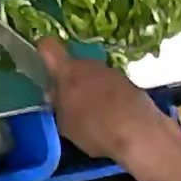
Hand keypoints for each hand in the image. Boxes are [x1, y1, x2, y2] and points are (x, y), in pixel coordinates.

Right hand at [37, 38, 180, 165]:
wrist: (139, 132)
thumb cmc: (93, 127)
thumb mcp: (64, 123)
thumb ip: (57, 105)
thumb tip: (55, 94)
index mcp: (68, 71)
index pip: (49, 47)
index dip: (43, 51)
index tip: (41, 64)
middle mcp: (89, 64)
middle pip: (73, 65)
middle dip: (69, 80)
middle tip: (68, 103)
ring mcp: (111, 71)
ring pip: (92, 75)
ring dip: (89, 89)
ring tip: (92, 115)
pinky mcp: (129, 82)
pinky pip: (110, 86)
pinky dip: (107, 97)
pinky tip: (110, 118)